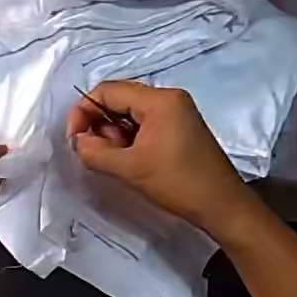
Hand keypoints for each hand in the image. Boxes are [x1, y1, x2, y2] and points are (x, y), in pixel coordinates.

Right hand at [66, 81, 254, 234]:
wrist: (222, 205)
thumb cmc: (178, 183)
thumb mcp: (129, 169)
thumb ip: (95, 152)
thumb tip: (78, 141)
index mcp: (159, 100)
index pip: (108, 91)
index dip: (83, 112)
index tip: (75, 139)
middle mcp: (169, 98)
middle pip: (118, 99)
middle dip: (100, 125)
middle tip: (99, 153)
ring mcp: (176, 112)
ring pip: (129, 114)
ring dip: (114, 134)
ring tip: (118, 160)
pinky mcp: (179, 127)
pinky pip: (144, 124)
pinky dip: (129, 139)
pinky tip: (130, 160)